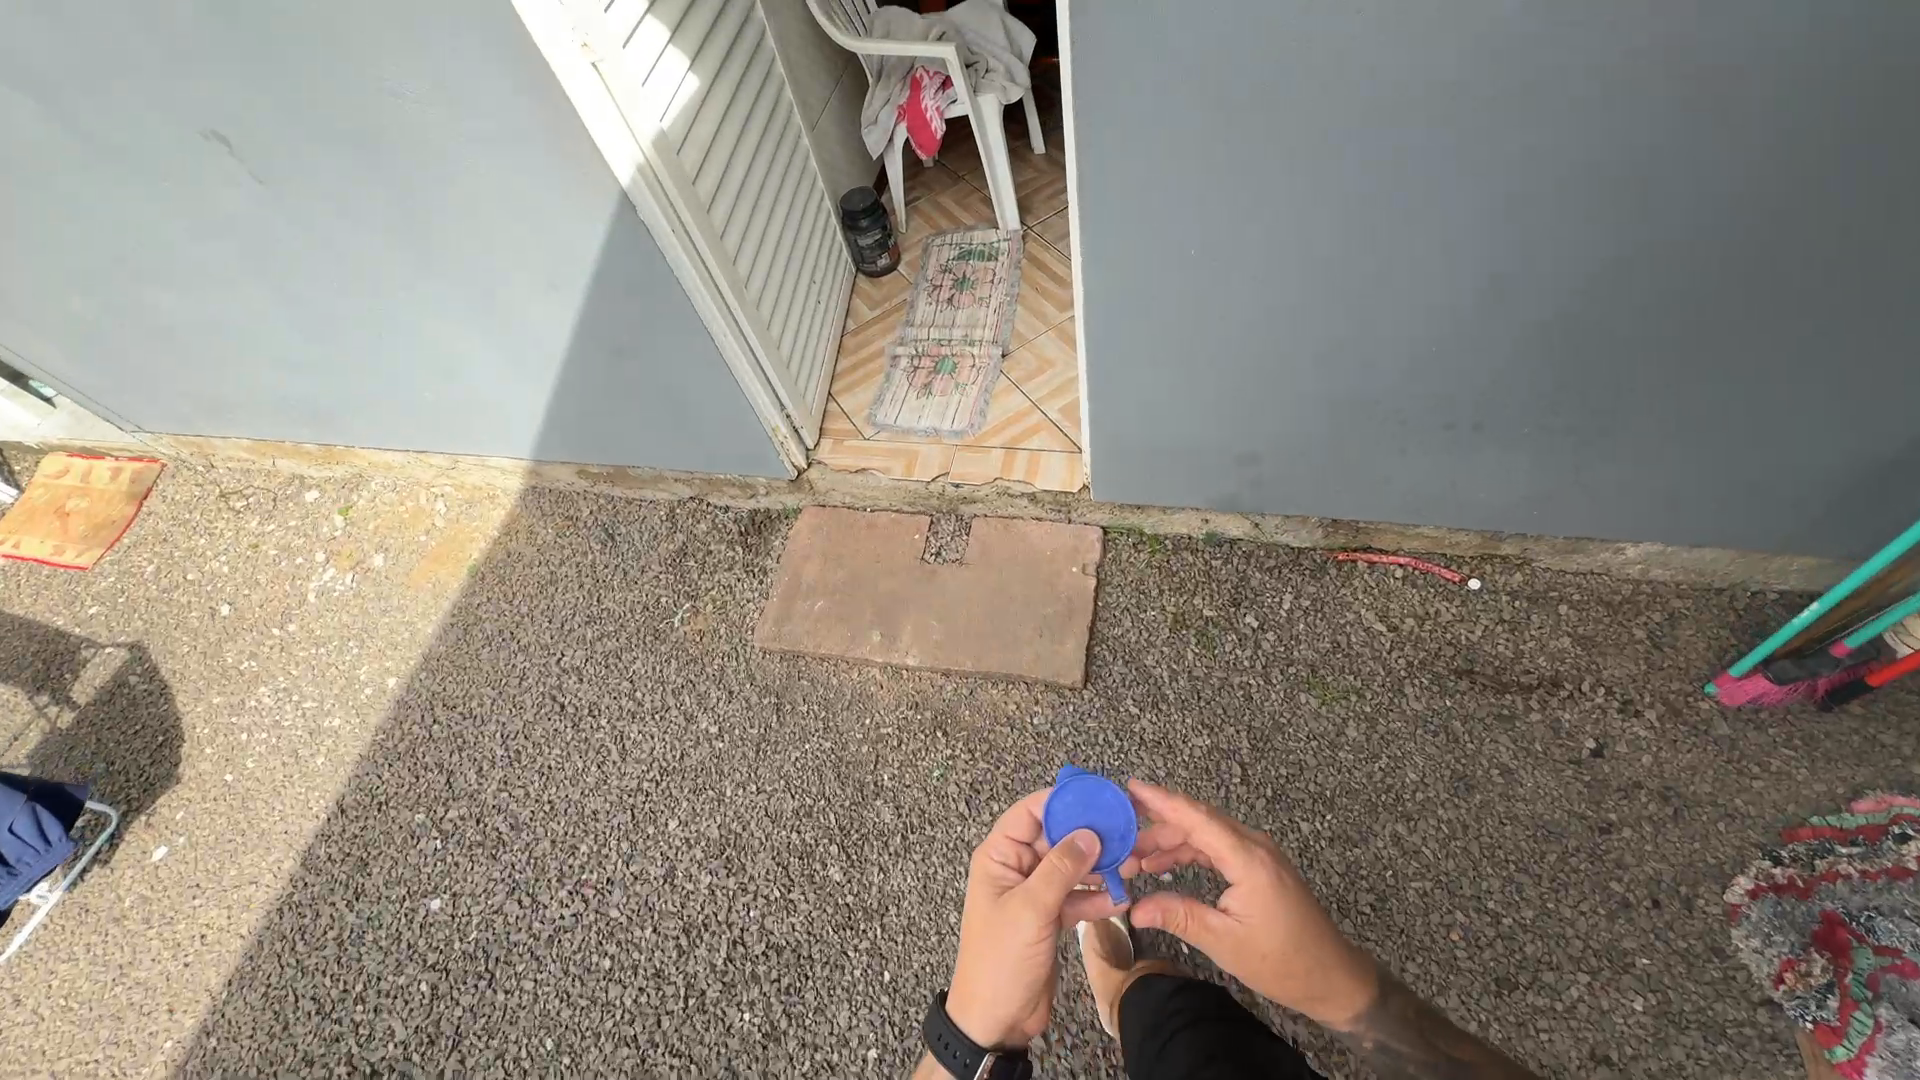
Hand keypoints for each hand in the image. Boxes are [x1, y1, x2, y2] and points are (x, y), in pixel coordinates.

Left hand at [945, 789, 1130, 1048]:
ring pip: (1070, 867)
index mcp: (999, 856)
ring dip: (1099, 867)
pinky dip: (1096, 896)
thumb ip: (1061, 869)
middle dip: (1089, 836)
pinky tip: (1120, 898)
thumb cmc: (1000, 961)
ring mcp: (1034, 892)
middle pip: (1056, 837)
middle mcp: (1016, 867)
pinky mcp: (1049, 916)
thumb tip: (1089, 833)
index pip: (1030, 812)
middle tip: (1125, 832)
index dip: (1062, 801)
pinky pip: (1076, 896)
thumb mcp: (1031, 909)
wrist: (995, 1020)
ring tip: (1132, 864)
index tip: (1097, 798)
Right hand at [1126, 779, 1378, 1029]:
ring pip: (1205, 834)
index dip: (1161, 800)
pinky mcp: (1259, 866)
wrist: (1335, 978)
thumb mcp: (1225, 943)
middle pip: (1197, 822)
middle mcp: (1254, 846)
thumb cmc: (1284, 962)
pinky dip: (1189, 852)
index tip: (1131, 787)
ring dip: (1171, 842)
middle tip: (1122, 840)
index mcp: (1248, 859)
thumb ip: (1179, 916)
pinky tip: (1165, 866)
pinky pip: (1217, 847)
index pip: (1196, 818)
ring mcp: (1258, 854)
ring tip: (1136, 859)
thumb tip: (1135, 908)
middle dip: (1157, 827)